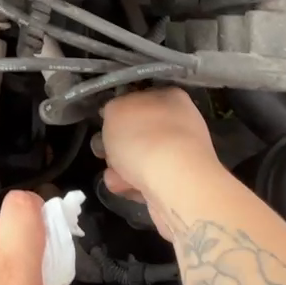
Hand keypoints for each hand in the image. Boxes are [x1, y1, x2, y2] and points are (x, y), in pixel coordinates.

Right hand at [99, 89, 221, 204]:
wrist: (175, 183)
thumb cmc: (142, 137)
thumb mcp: (114, 110)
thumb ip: (112, 109)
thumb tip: (116, 116)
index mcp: (169, 97)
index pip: (138, 98)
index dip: (117, 112)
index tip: (104, 124)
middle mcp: (180, 123)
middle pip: (137, 131)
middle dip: (116, 144)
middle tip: (104, 151)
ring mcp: (182, 154)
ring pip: (140, 157)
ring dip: (121, 166)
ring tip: (113, 175)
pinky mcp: (180, 182)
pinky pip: (148, 179)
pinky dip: (134, 183)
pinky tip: (126, 187)